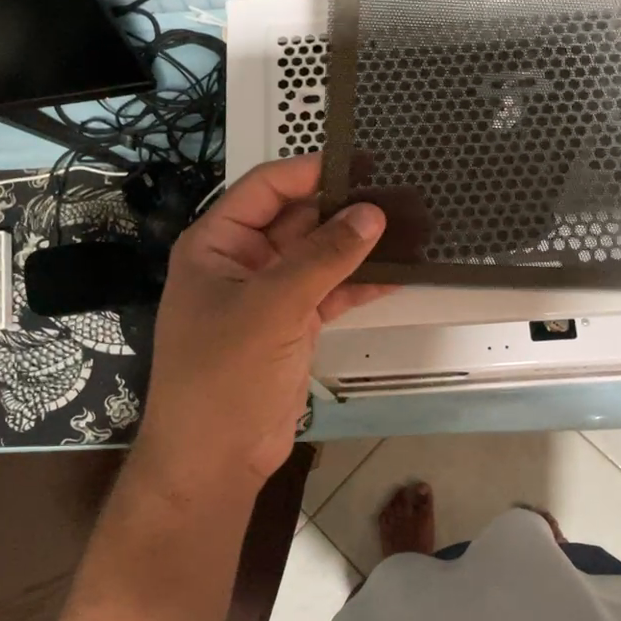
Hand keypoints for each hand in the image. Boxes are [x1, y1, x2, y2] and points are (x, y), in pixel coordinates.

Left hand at [134, 155, 393, 493]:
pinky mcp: (291, 326)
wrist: (214, 459)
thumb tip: (371, 213)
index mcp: (217, 243)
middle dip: (341, 209)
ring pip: (317, 257)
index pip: (266, 188)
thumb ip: (323, 257)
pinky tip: (397, 273)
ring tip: (406, 226)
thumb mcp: (271, 306)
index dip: (310, 171)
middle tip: (396, 192)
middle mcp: (241, 262)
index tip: (360, 162)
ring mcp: (268, 296)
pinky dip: (358, 284)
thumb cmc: (223, 374)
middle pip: (296, 219)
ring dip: (355, 246)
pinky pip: (328, 292)